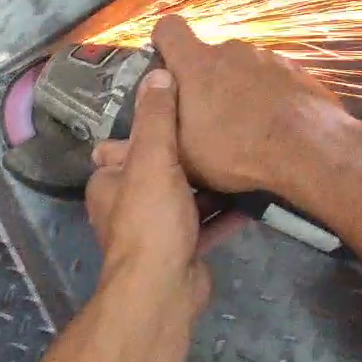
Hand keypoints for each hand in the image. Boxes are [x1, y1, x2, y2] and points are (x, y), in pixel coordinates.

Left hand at [86, 69, 235, 317]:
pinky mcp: (181, 250)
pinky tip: (253, 199)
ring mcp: (154, 230)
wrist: (165, 288)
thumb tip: (157, 73)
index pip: (127, 146)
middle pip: (161, 171)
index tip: (187, 111)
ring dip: (211, 185)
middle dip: (190, 157)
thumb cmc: (151, 219)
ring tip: (244, 160)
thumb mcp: (152, 158)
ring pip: (185, 198)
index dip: (154, 129)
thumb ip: (156, 117)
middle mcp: (125, 205)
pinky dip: (224, 213)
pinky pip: (204, 224)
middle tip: (224, 134)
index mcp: (108, 182)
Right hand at [151, 15, 353, 194]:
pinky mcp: (297, 72)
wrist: (310, 150)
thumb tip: (143, 112)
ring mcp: (268, 58)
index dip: (163, 43)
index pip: (169, 29)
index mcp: (196, 65)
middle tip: (206, 120)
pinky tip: (272, 129)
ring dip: (237, 92)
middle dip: (203, 83)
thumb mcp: (180, 151)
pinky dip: (266, 99)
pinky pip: (270, 81)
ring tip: (244, 130)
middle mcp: (231, 51)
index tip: (166, 68)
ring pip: (240, 70)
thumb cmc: (234, 150)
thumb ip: (159, 123)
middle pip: (207, 57)